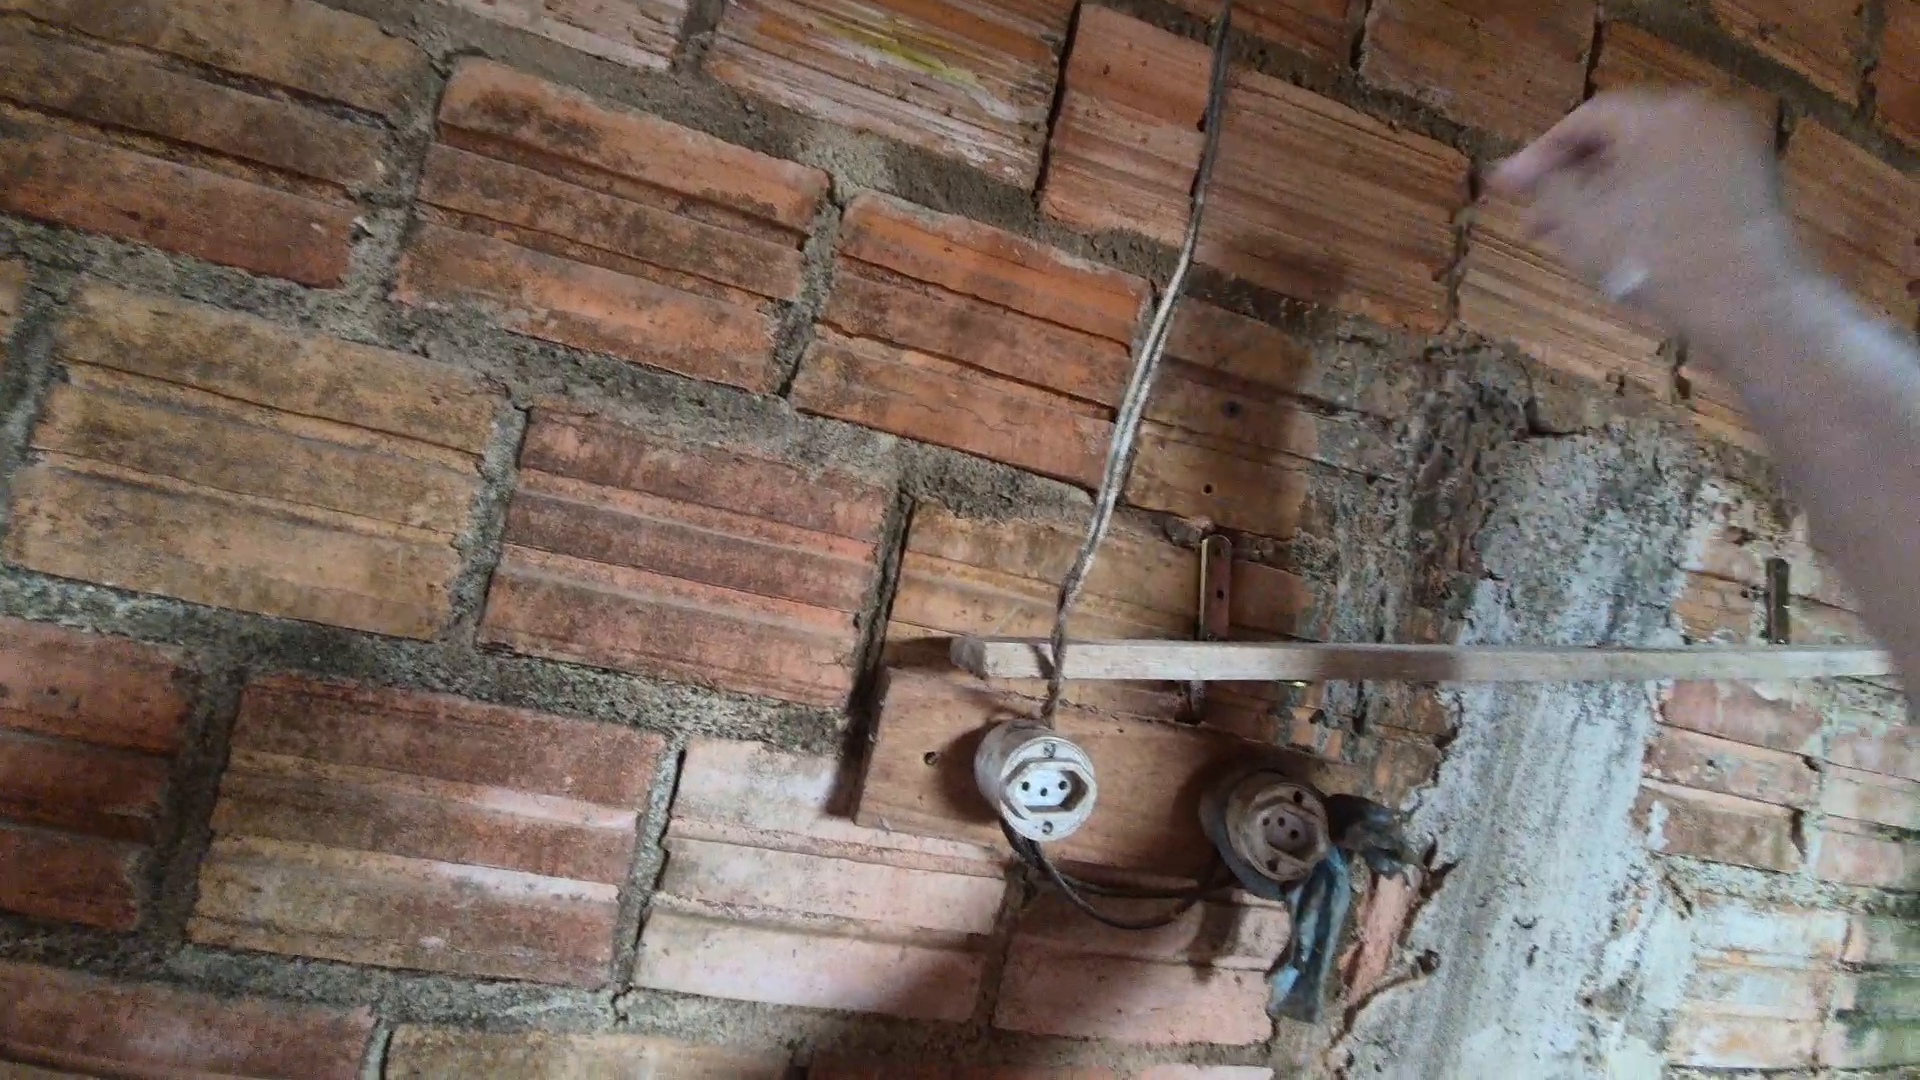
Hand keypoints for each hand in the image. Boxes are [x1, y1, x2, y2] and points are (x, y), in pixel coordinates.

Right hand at [1490, 93, 1802, 346]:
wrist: (1737, 295)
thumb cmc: (1647, 254)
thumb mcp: (1577, 220)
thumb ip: (1543, 186)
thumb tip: (1511, 171)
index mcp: (1661, 117)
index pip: (1586, 118)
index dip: (1538, 153)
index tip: (1506, 189)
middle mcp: (1703, 116)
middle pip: (1618, 135)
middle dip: (1568, 175)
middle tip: (1531, 217)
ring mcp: (1732, 144)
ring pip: (1645, 158)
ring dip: (1598, 190)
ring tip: (1564, 234)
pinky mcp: (1745, 175)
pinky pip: (1674, 172)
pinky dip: (1636, 194)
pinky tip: (1612, 233)